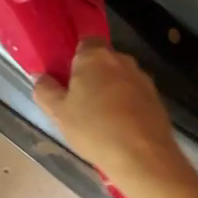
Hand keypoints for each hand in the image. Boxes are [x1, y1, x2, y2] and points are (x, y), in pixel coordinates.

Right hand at [33, 39, 188, 191]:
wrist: (142, 155)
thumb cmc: (94, 129)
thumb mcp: (58, 113)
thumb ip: (45, 90)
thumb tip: (41, 77)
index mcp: (95, 56)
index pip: (85, 43)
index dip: (75, 60)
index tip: (68, 81)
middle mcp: (122, 60)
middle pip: (103, 61)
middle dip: (93, 76)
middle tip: (80, 103)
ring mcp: (142, 78)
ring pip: (120, 79)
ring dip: (111, 92)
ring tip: (101, 120)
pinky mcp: (157, 98)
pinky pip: (134, 96)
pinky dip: (127, 106)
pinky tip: (120, 129)